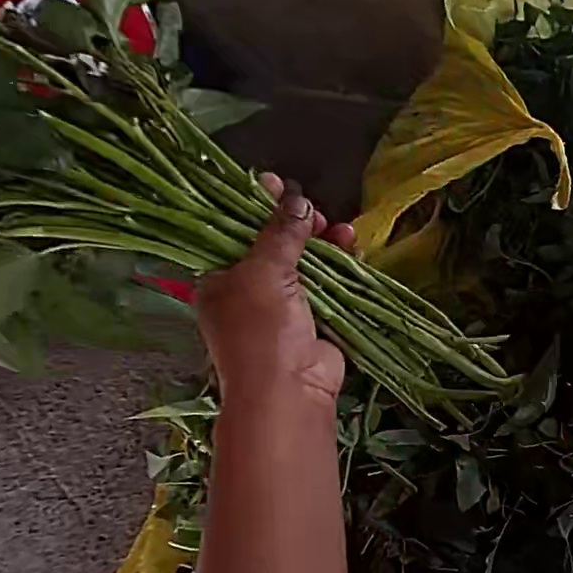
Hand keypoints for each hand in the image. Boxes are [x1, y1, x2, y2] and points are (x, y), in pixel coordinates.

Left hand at [196, 173, 356, 404]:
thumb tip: (297, 199)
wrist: (290, 389)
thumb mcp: (263, 272)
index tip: (273, 183)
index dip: (254, 206)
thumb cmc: (261, 330)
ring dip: (324, 245)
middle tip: (315, 211)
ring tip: (342, 229)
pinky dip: (341, 268)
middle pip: (275, 245)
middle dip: (297, 225)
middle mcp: (249, 289)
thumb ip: (280, 233)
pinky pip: (330, 286)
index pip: (234, 230)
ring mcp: (285, 306)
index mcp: (219, 277)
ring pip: (306, 264)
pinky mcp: (317, 319)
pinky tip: (353, 249)